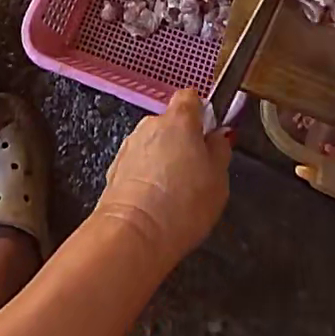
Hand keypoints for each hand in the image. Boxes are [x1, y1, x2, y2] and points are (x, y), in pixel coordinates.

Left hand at [95, 89, 231, 263]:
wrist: (132, 237)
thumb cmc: (179, 206)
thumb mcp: (219, 177)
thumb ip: (220, 149)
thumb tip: (218, 139)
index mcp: (180, 119)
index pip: (191, 97)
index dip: (202, 113)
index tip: (210, 134)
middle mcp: (151, 125)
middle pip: (172, 124)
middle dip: (183, 142)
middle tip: (197, 171)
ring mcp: (130, 148)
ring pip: (154, 147)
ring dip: (163, 162)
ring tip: (176, 196)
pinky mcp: (114, 172)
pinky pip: (138, 168)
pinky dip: (147, 180)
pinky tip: (157, 206)